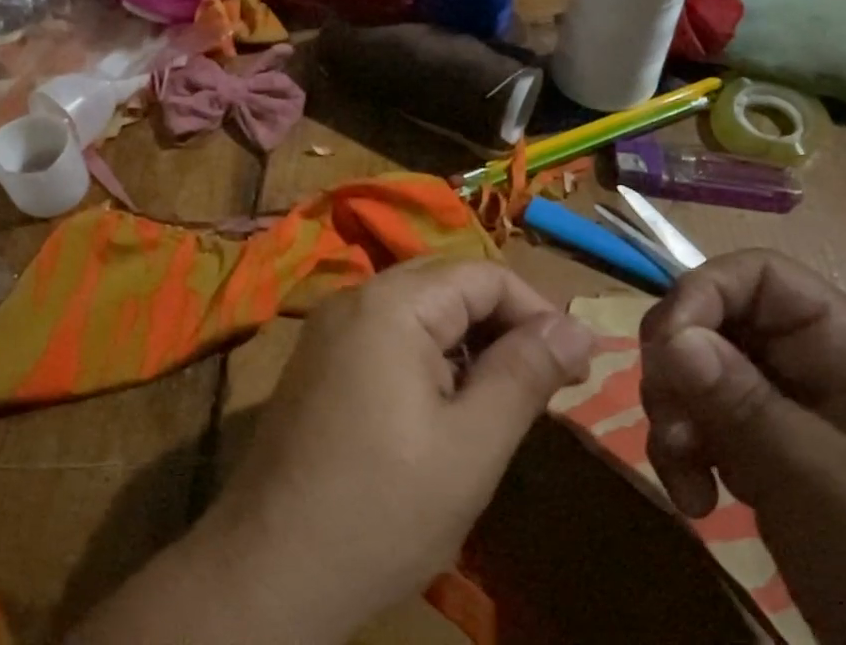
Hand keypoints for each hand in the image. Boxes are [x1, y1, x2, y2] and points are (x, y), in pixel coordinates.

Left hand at [74, 260, 593, 644]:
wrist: (270, 570)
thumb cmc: (382, 509)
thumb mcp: (472, 445)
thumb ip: (525, 375)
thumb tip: (575, 328)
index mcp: (389, 306)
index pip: (483, 274)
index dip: (538, 312)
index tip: (575, 368)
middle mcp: (351, 302)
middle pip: (447, 287)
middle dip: (504, 326)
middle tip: (546, 385)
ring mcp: (327, 335)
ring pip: (417, 315)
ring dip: (469, 347)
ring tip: (503, 405)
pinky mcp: (318, 369)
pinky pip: (387, 341)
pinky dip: (430, 362)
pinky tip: (447, 413)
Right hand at [640, 250, 845, 643]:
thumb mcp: (833, 490)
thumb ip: (746, 406)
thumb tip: (670, 333)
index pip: (761, 279)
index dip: (701, 296)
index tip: (662, 354)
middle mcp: (822, 379)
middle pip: (722, 331)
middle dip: (679, 373)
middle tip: (674, 435)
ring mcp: (803, 428)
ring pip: (709, 386)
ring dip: (678, 424)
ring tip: (688, 490)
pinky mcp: (787, 474)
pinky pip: (718, 438)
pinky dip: (693, 461)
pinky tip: (702, 505)